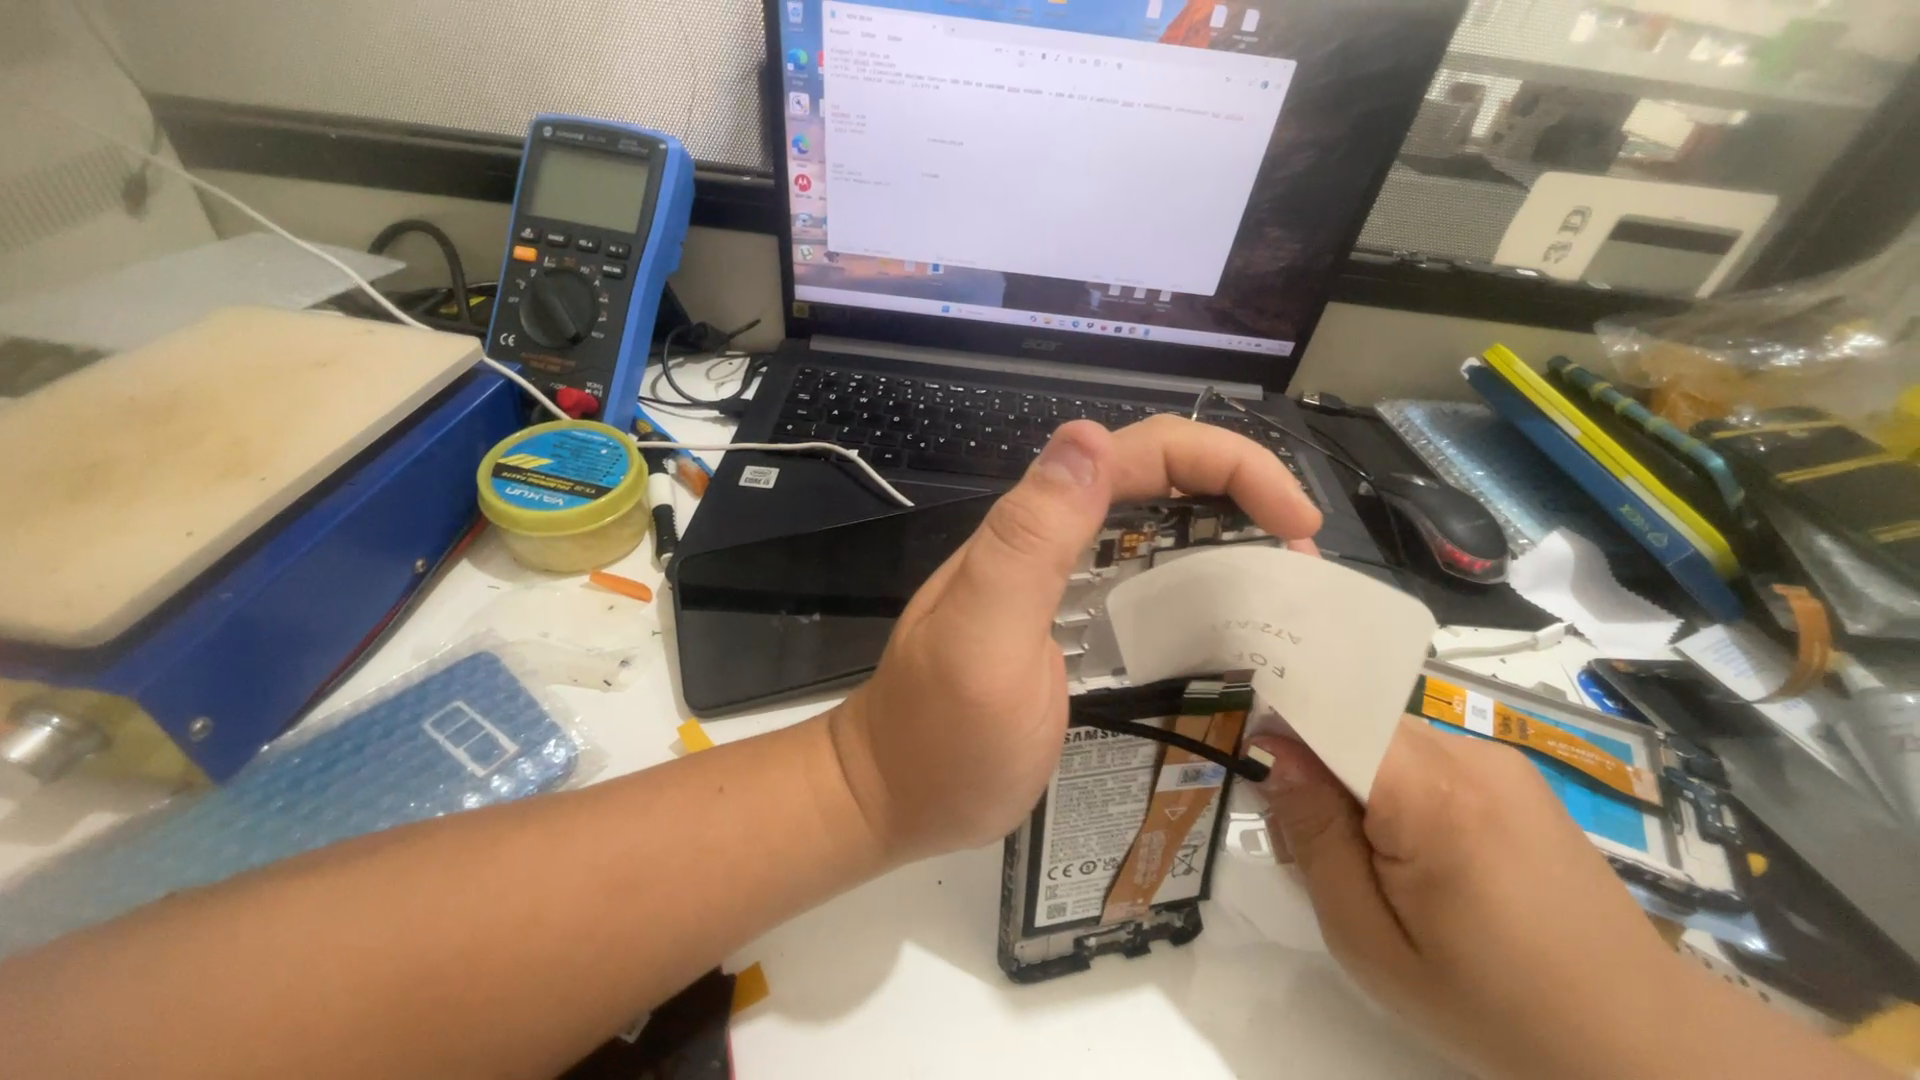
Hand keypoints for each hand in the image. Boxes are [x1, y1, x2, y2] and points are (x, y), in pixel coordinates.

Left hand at [828, 416, 1321, 862]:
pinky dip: (1200, 598)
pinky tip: (1232, 637)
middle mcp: (1055, 543)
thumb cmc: (941, 734)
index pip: (1146, 453)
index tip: (1294, 523)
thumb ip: (1029, 539)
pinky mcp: (1076, 634)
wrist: (897, 795)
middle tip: (1300, 561)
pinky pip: (1149, 594)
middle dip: (1243, 499)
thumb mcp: (981, 637)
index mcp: (1038, 527)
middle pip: (1163, 484)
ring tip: (1284, 597)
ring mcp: (1066, 589)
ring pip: (1161, 535)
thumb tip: (1088, 438)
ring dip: (1230, 547)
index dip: (1230, 465)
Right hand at [1255, 719, 1894, 1079]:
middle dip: (1312, 771)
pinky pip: (1426, 759)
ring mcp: (1499, 761)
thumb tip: (1274, 753)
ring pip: (1386, 741)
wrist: (1640, 1040)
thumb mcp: (1370, 941)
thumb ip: (1315, 838)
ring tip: (1366, 866)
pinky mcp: (1517, 777)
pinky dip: (1395, 790)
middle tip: (1308, 854)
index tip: (1251, 773)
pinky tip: (1414, 859)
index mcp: (1431, 794)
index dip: (1278, 728)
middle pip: (1353, 726)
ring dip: (1353, 783)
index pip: (1328, 712)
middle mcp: (1468, 753)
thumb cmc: (1490, 1004)